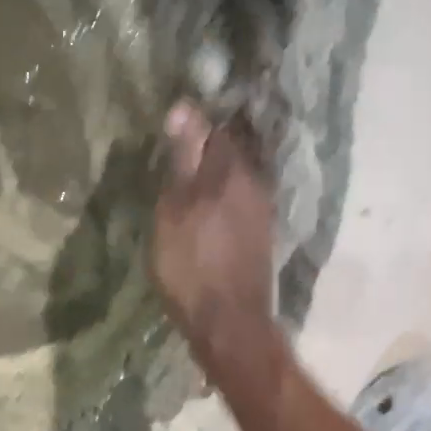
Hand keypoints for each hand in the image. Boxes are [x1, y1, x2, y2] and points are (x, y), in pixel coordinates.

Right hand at [151, 102, 276, 363]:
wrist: (229, 324)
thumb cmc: (191, 266)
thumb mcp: (174, 210)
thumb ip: (182, 160)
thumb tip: (184, 107)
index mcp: (232, 171)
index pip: (215, 130)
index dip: (192, 128)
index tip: (169, 136)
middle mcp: (255, 184)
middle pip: (228, 157)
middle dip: (204, 157)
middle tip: (173, 165)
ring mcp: (261, 214)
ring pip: (234, 184)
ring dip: (212, 185)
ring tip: (185, 194)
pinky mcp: (261, 240)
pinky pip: (239, 208)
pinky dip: (221, 208)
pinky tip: (204, 222)